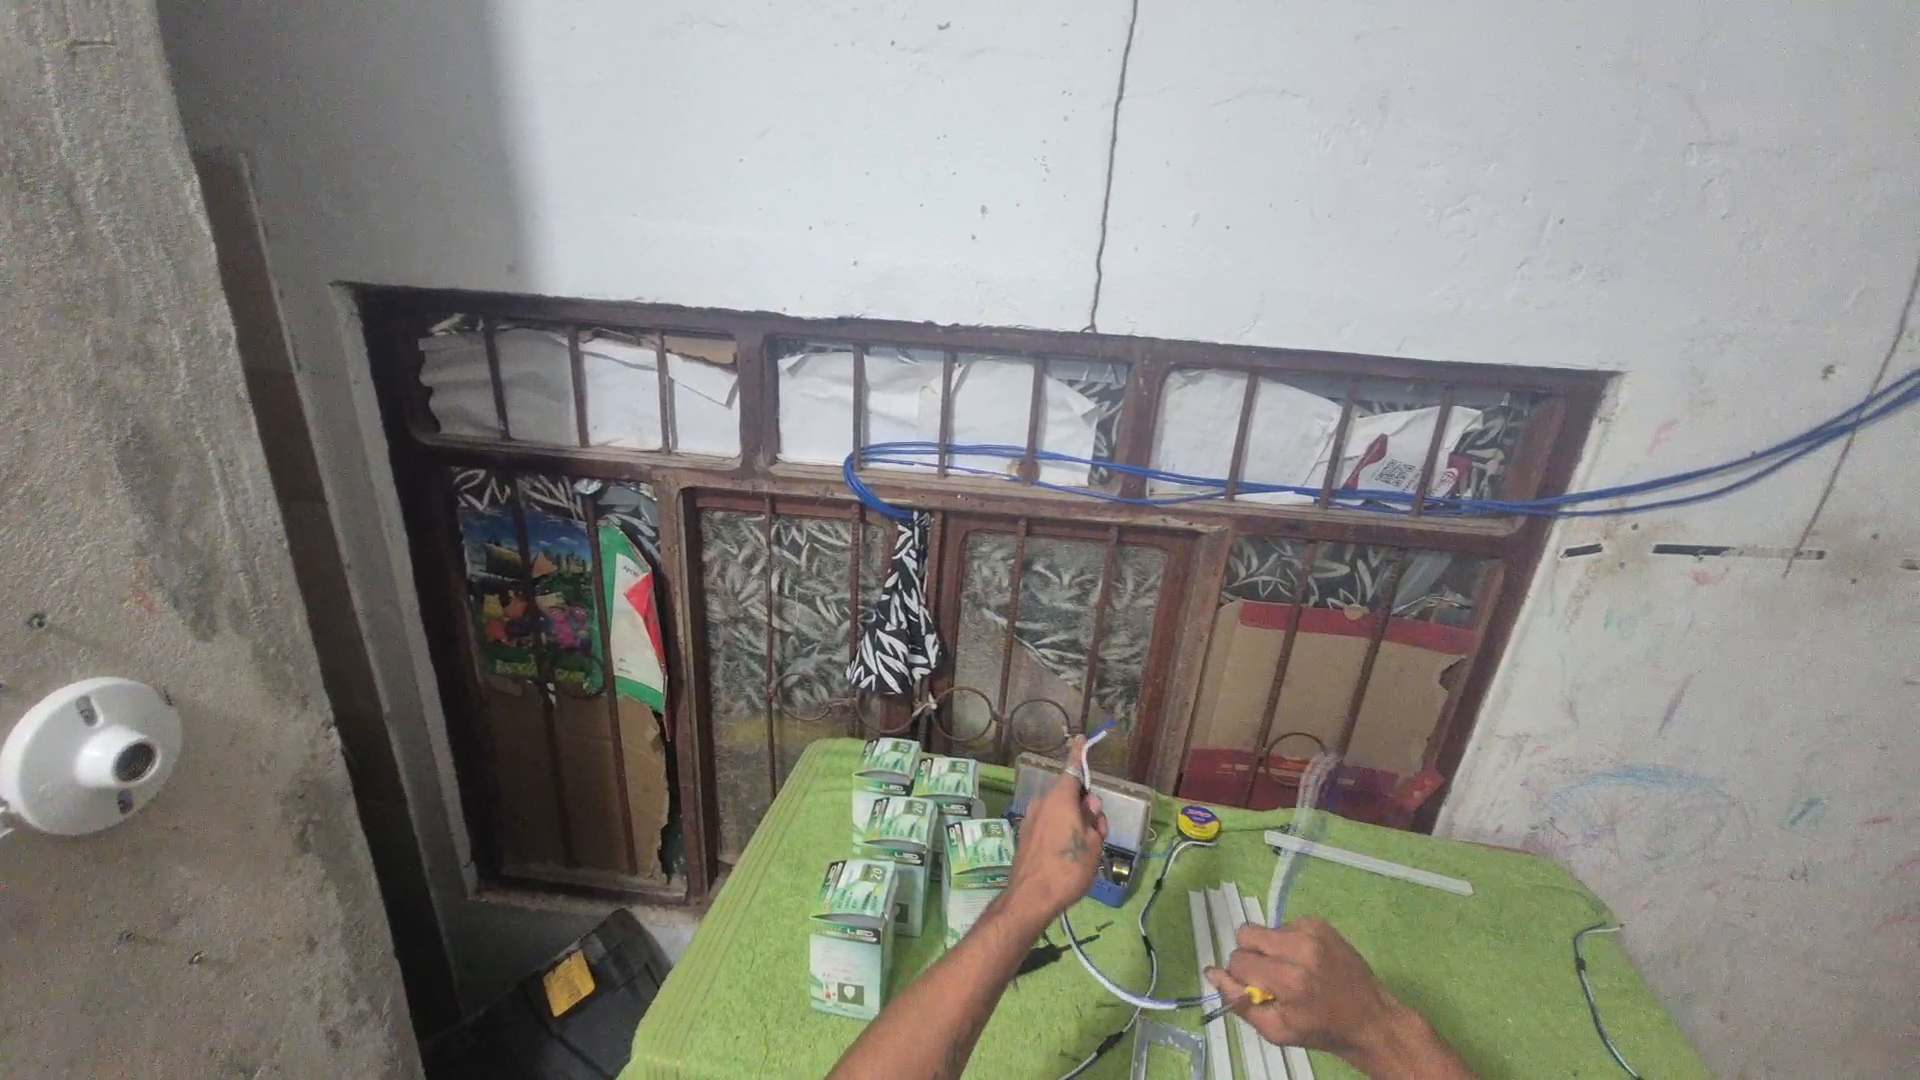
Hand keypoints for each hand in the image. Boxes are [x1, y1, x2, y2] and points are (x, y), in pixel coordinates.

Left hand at [1004, 737, 1107, 925]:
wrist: (1031, 897)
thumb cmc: (1068, 868)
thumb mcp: (1093, 843)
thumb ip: (1093, 819)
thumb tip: (1090, 804)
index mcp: (1060, 798)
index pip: (1073, 769)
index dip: (1079, 754)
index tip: (1081, 738)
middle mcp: (1043, 802)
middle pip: (1070, 795)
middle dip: (1085, 807)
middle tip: (1098, 833)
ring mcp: (1032, 819)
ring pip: (1060, 812)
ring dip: (1074, 823)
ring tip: (1084, 853)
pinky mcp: (1026, 835)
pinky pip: (1049, 825)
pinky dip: (1061, 832)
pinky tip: (1067, 858)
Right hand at [1206, 919, 1436, 1072]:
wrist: (1372, 1021)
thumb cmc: (1322, 1031)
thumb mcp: (1277, 1031)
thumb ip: (1239, 1002)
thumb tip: (1212, 972)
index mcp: (1289, 980)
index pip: (1238, 961)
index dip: (1240, 977)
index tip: (1256, 990)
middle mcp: (1300, 949)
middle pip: (1245, 934)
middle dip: (1249, 956)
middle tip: (1267, 976)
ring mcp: (1311, 931)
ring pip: (1264, 929)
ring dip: (1268, 948)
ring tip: (1289, 968)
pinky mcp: (1319, 923)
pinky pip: (1284, 925)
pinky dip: (1287, 942)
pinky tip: (1304, 961)